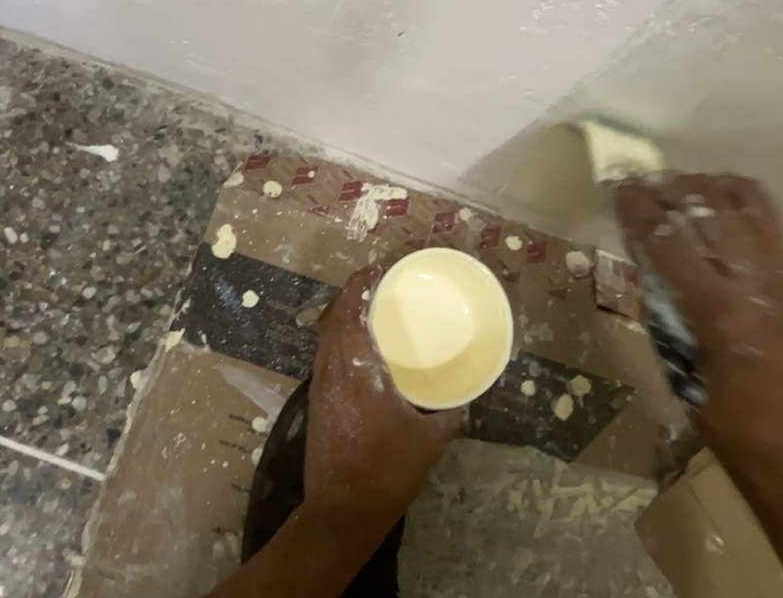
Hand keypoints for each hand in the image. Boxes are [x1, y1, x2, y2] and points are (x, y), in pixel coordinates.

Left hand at [304, 265, 463, 529]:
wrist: (341, 512)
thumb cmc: (385, 471)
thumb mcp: (428, 442)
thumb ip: (448, 416)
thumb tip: (465, 402)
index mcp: (357, 368)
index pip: (350, 311)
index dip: (359, 285)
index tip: (376, 269)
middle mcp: (332, 370)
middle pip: (333, 318)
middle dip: (351, 296)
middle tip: (377, 286)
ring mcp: (320, 387)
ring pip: (326, 338)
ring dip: (342, 317)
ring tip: (369, 311)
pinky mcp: (317, 404)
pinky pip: (326, 357)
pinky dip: (339, 341)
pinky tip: (359, 351)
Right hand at [614, 174, 782, 457]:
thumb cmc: (713, 401)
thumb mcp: (672, 348)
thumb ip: (661, 293)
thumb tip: (645, 249)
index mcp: (714, 305)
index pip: (667, 238)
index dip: (639, 208)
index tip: (623, 187)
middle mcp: (753, 279)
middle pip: (711, 205)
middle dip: (676, 187)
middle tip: (655, 185)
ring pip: (749, 200)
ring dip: (714, 188)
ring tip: (692, 189)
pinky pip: (770, 224)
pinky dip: (743, 211)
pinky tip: (725, 218)